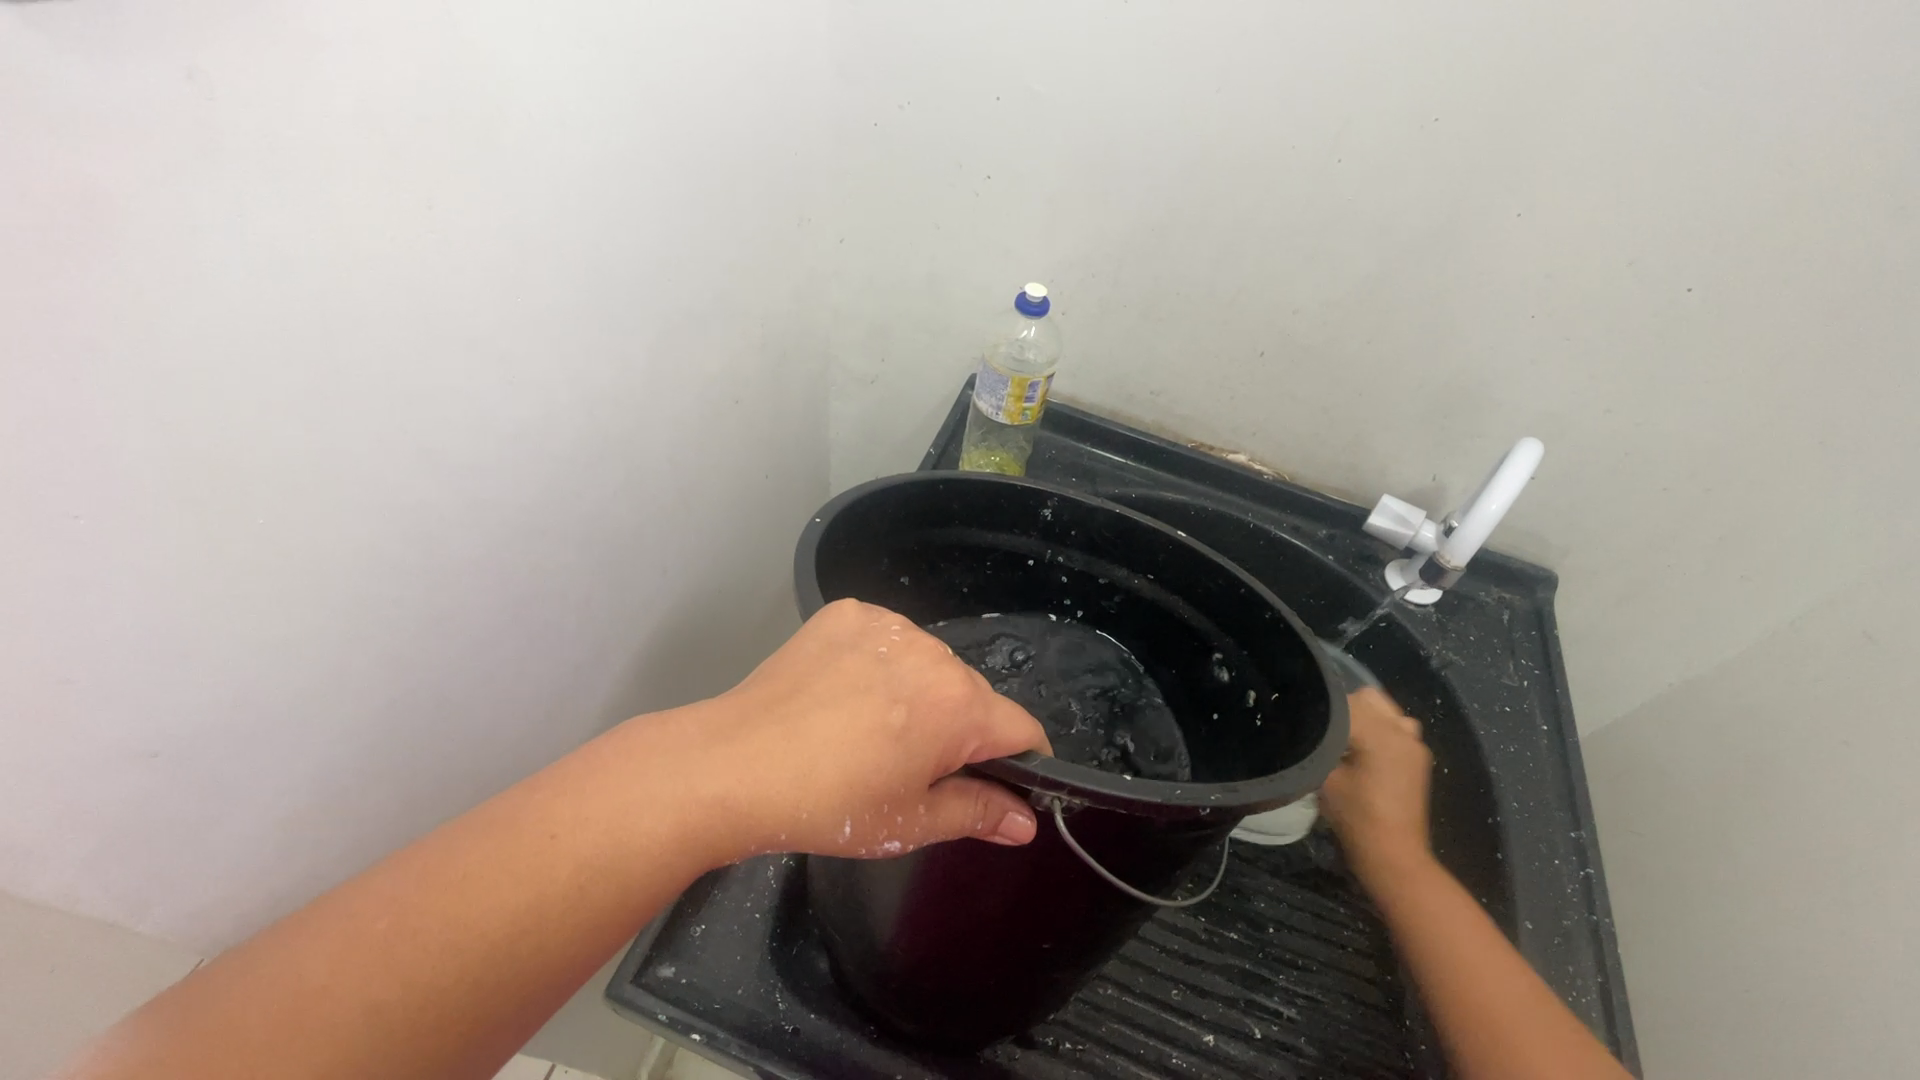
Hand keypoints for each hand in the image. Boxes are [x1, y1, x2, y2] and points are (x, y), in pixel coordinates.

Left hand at [674, 598, 1052, 861]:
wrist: (733, 765)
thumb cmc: (828, 803)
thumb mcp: (909, 821)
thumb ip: (978, 814)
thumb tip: (1026, 821)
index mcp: (959, 705)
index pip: (1023, 729)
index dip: (1021, 762)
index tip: (996, 785)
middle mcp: (934, 653)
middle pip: (973, 695)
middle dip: (959, 730)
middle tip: (910, 767)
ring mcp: (889, 625)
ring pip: (929, 665)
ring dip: (919, 693)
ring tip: (869, 729)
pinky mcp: (849, 613)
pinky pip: (888, 639)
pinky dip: (879, 664)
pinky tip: (845, 694)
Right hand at [1319, 687, 1433, 887]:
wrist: (1394, 854)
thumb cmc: (1354, 816)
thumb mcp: (1324, 775)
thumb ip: (1318, 742)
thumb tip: (1307, 724)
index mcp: (1379, 732)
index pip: (1342, 701)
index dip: (1318, 708)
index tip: (1302, 720)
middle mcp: (1402, 730)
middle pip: (1367, 697)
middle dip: (1343, 707)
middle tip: (1323, 730)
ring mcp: (1415, 744)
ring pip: (1385, 708)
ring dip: (1366, 715)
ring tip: (1345, 737)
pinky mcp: (1419, 757)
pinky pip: (1398, 727)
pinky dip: (1381, 728)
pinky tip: (1364, 749)